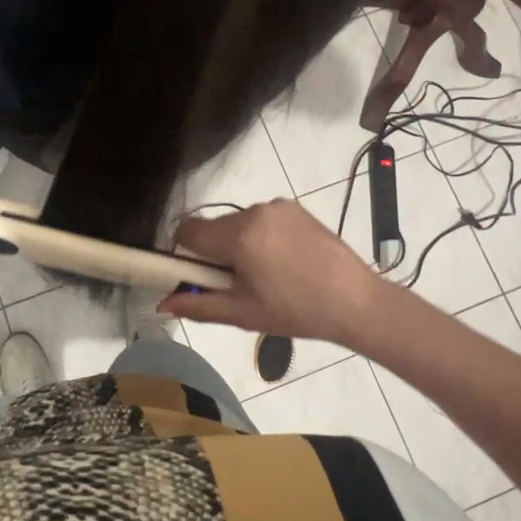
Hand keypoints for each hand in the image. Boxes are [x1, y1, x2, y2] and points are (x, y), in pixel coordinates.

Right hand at [157, 200, 392, 343]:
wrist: (357, 302)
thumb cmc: (297, 311)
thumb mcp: (243, 313)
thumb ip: (198, 304)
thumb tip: (163, 302)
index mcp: (239, 236)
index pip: (188, 230)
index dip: (183, 253)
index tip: (198, 276)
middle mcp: (254, 211)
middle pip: (213, 227)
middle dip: (215, 253)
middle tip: (238, 285)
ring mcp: (277, 206)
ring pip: (237, 223)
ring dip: (238, 245)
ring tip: (266, 276)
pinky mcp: (295, 208)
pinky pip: (260, 219)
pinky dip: (260, 237)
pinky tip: (282, 263)